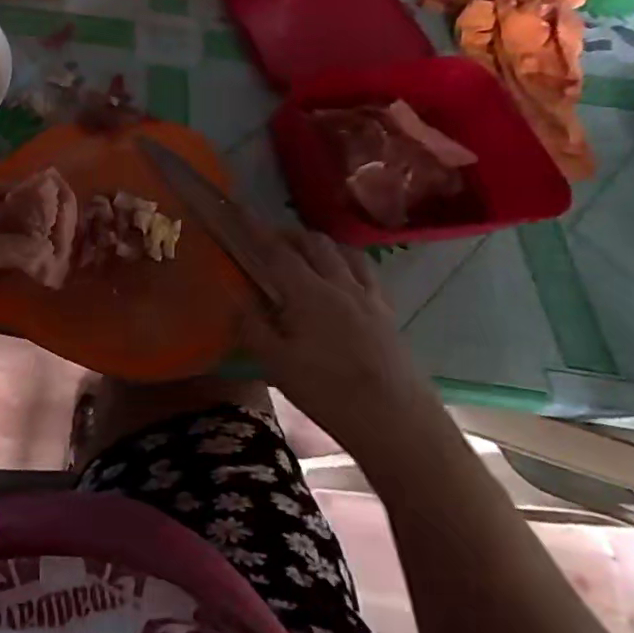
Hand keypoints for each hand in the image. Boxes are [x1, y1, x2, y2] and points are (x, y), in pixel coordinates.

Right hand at [239, 228, 437, 451]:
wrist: (397, 422)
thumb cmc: (328, 392)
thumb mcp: (276, 363)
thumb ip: (252, 326)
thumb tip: (237, 299)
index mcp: (309, 293)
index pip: (277, 251)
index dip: (256, 229)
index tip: (240, 210)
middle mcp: (341, 285)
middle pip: (316, 244)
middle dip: (291, 234)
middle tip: (271, 238)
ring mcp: (370, 299)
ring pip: (347, 254)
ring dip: (324, 246)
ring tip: (309, 253)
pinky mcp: (389, 317)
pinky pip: (368, 276)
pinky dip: (350, 266)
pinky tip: (345, 282)